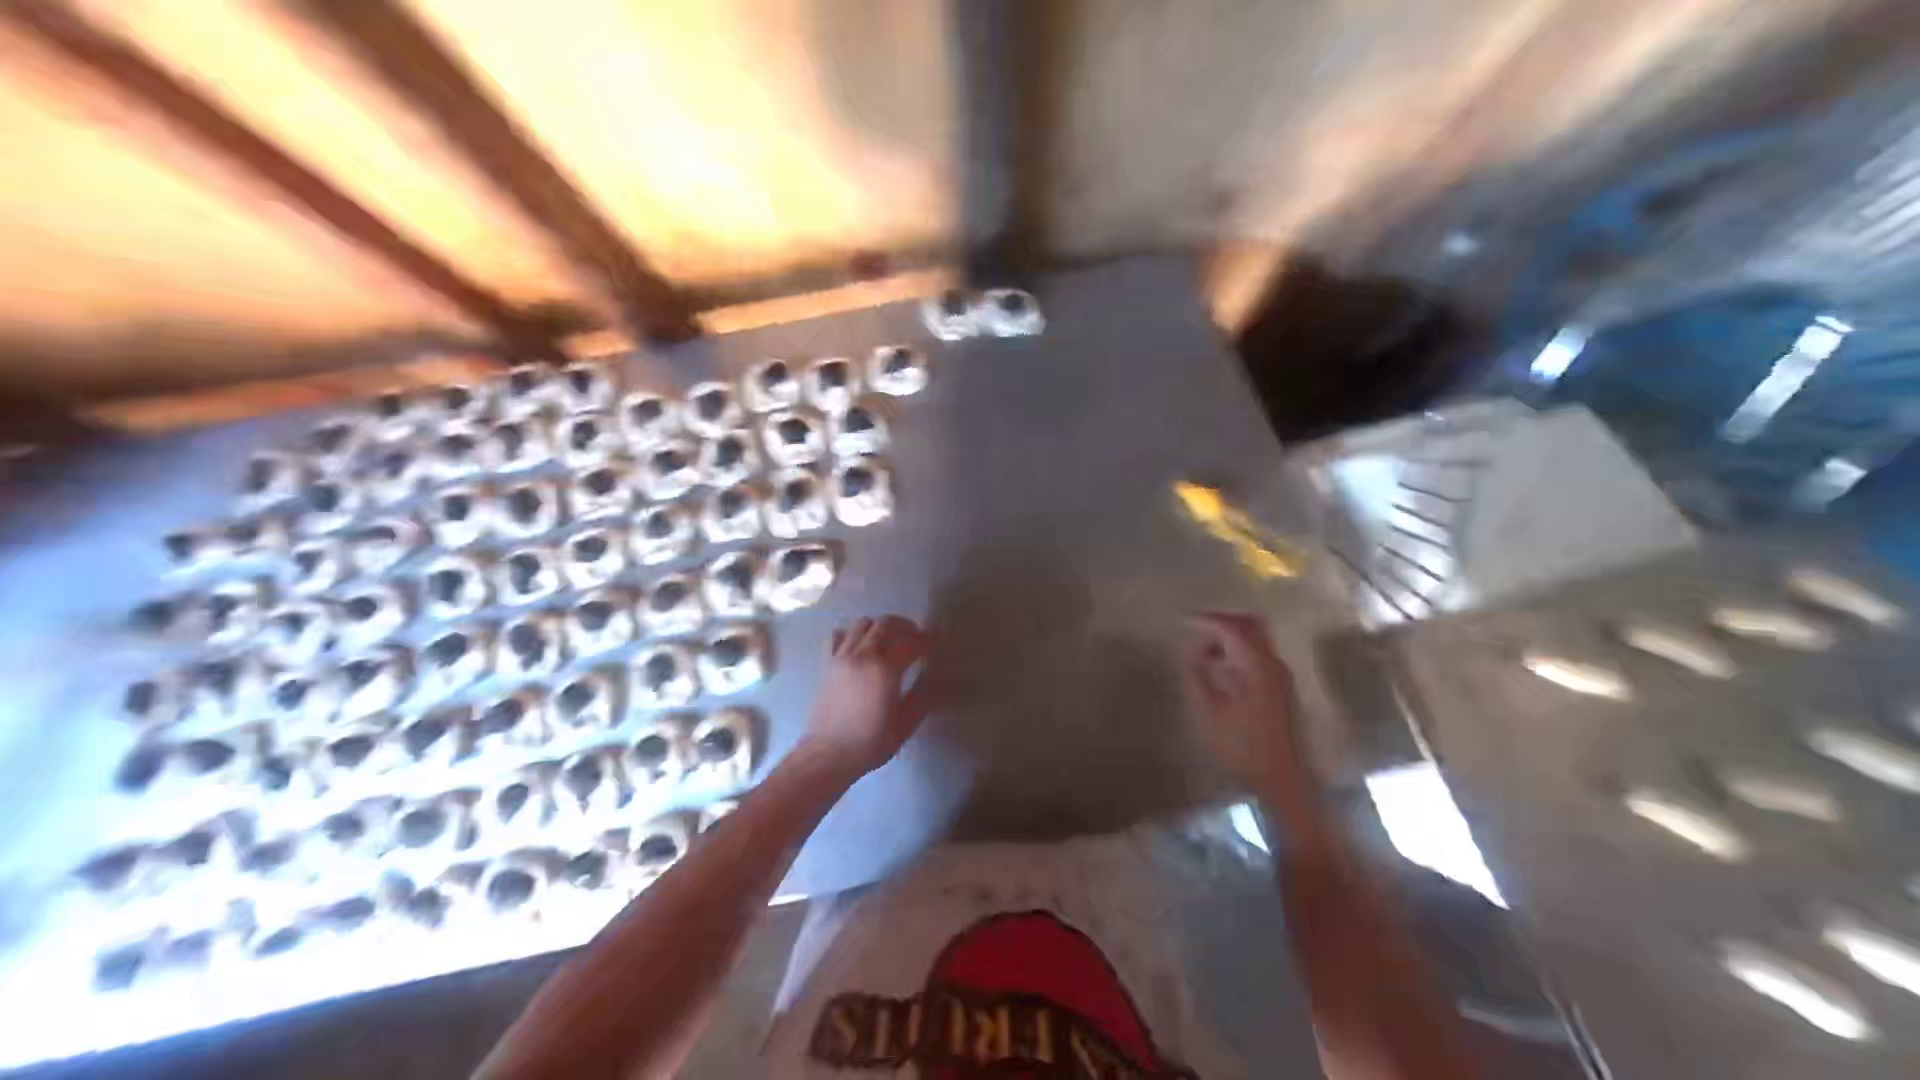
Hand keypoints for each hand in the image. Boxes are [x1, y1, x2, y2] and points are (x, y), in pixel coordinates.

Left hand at [797, 615, 931, 781]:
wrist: (828, 755)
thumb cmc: (870, 744)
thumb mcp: (904, 725)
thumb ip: (922, 698)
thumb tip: (936, 679)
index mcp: (886, 670)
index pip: (911, 642)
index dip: (925, 642)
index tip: (933, 647)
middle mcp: (863, 655)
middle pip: (886, 623)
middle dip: (905, 626)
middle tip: (915, 638)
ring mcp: (842, 656)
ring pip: (862, 623)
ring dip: (879, 626)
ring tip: (889, 639)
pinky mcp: (827, 663)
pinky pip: (839, 635)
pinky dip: (851, 634)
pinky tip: (860, 647)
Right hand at [1183, 612, 1306, 793]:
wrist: (1283, 778)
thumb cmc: (1243, 747)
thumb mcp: (1209, 713)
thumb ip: (1197, 678)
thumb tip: (1190, 654)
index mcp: (1257, 667)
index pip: (1232, 629)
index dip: (1206, 621)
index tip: (1184, 621)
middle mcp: (1273, 664)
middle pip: (1250, 625)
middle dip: (1222, 621)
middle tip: (1196, 627)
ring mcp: (1280, 675)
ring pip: (1256, 639)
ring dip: (1229, 637)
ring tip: (1202, 652)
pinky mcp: (1280, 687)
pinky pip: (1257, 655)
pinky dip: (1237, 651)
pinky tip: (1219, 668)